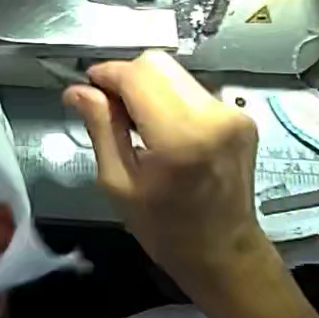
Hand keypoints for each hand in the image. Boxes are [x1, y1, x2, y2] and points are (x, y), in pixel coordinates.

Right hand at [63, 51, 276, 306]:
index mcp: (181, 137)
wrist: (225, 253)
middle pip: (157, 64)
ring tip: (136, 122)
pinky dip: (169, 98)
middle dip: (126, 77)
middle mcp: (213, 115)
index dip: (106, 75)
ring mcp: (232, 113)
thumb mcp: (118, 183)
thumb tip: (77, 90)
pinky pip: (192, 89)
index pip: (137, 75)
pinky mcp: (241, 116)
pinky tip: (161, 128)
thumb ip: (101, 128)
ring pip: (175, 73)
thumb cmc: (166, 229)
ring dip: (147, 87)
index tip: (88, 90)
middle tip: (110, 108)